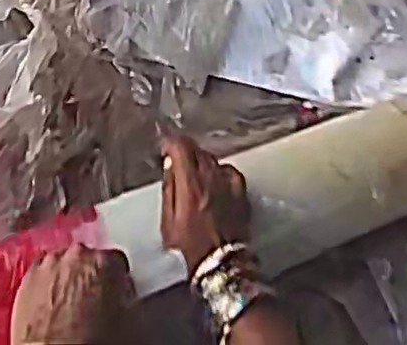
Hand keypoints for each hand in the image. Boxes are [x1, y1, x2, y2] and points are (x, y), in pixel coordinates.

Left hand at [9, 245, 139, 344]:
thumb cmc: (92, 343)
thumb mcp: (129, 325)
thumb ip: (133, 301)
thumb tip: (135, 303)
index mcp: (105, 262)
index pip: (117, 263)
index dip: (118, 283)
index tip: (116, 298)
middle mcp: (78, 254)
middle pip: (89, 259)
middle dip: (91, 278)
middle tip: (92, 305)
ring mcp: (50, 263)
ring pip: (64, 264)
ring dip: (68, 279)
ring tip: (68, 308)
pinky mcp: (29, 277)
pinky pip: (42, 274)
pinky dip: (47, 286)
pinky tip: (49, 308)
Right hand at [161, 135, 250, 270]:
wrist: (221, 264)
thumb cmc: (191, 246)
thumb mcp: (168, 221)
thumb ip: (168, 187)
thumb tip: (169, 163)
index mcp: (189, 184)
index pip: (181, 146)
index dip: (171, 143)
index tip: (166, 148)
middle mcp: (209, 177)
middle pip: (196, 148)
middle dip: (184, 151)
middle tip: (178, 162)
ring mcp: (227, 181)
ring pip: (211, 157)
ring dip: (200, 161)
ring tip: (195, 176)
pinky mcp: (240, 189)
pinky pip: (227, 169)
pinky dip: (219, 171)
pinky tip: (214, 182)